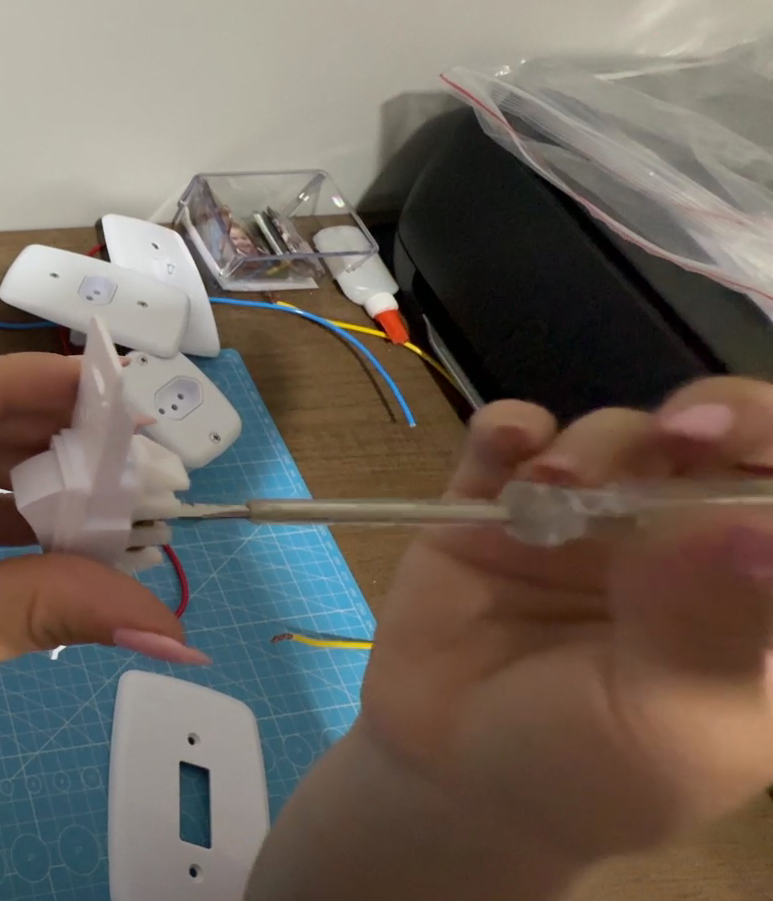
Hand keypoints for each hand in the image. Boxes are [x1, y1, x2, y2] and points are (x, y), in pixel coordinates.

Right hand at [360, 377, 772, 863]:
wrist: (447, 768)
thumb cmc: (585, 770)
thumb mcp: (669, 720)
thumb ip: (706, 626)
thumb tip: (750, 526)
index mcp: (756, 597)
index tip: (751, 452)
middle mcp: (679, 546)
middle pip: (721, 443)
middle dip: (715, 418)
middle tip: (685, 435)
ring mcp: (576, 522)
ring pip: (613, 434)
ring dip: (592, 442)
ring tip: (549, 489)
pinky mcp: (482, 510)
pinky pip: (500, 443)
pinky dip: (506, 427)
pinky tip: (505, 444)